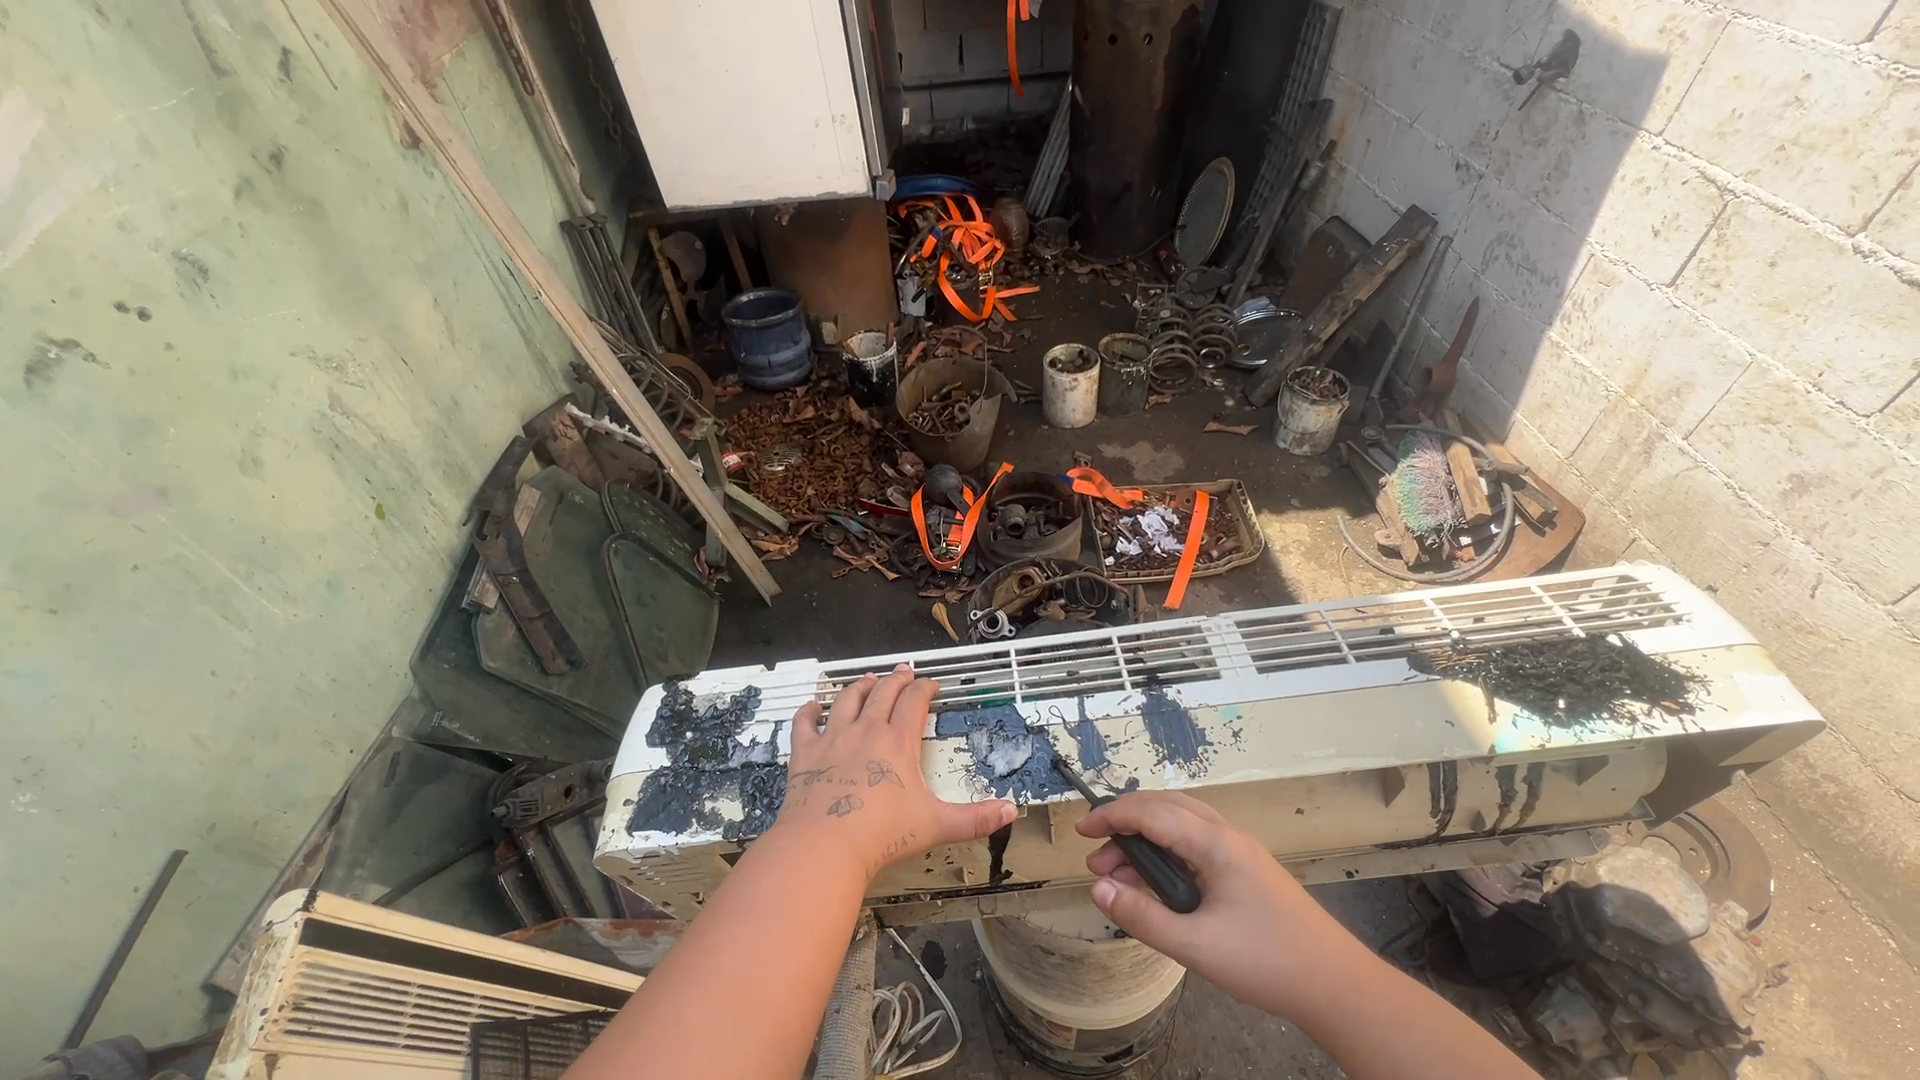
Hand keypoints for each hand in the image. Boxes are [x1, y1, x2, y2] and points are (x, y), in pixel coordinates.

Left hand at [773, 663, 1014, 880]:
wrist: (825, 845)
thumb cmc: (882, 834)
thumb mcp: (936, 826)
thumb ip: (975, 819)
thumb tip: (1012, 812)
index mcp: (898, 742)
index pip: (914, 702)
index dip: (925, 689)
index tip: (931, 685)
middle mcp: (866, 730)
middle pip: (882, 693)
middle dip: (895, 680)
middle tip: (903, 671)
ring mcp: (833, 738)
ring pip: (846, 700)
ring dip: (859, 687)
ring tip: (868, 680)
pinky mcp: (805, 753)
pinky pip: (805, 722)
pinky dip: (809, 710)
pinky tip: (812, 706)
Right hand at [1077, 790, 1362, 1018]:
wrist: (1336, 985)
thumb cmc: (1267, 961)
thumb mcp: (1196, 946)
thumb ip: (1143, 916)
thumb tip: (1098, 888)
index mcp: (1216, 843)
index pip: (1152, 812)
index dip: (1112, 816)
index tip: (1081, 831)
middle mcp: (1227, 836)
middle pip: (1166, 807)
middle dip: (1125, 825)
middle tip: (1097, 858)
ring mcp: (1239, 852)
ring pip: (1181, 825)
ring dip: (1145, 841)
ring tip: (1118, 876)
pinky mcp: (1245, 871)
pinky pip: (1194, 844)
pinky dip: (1165, 854)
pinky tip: (1154, 885)